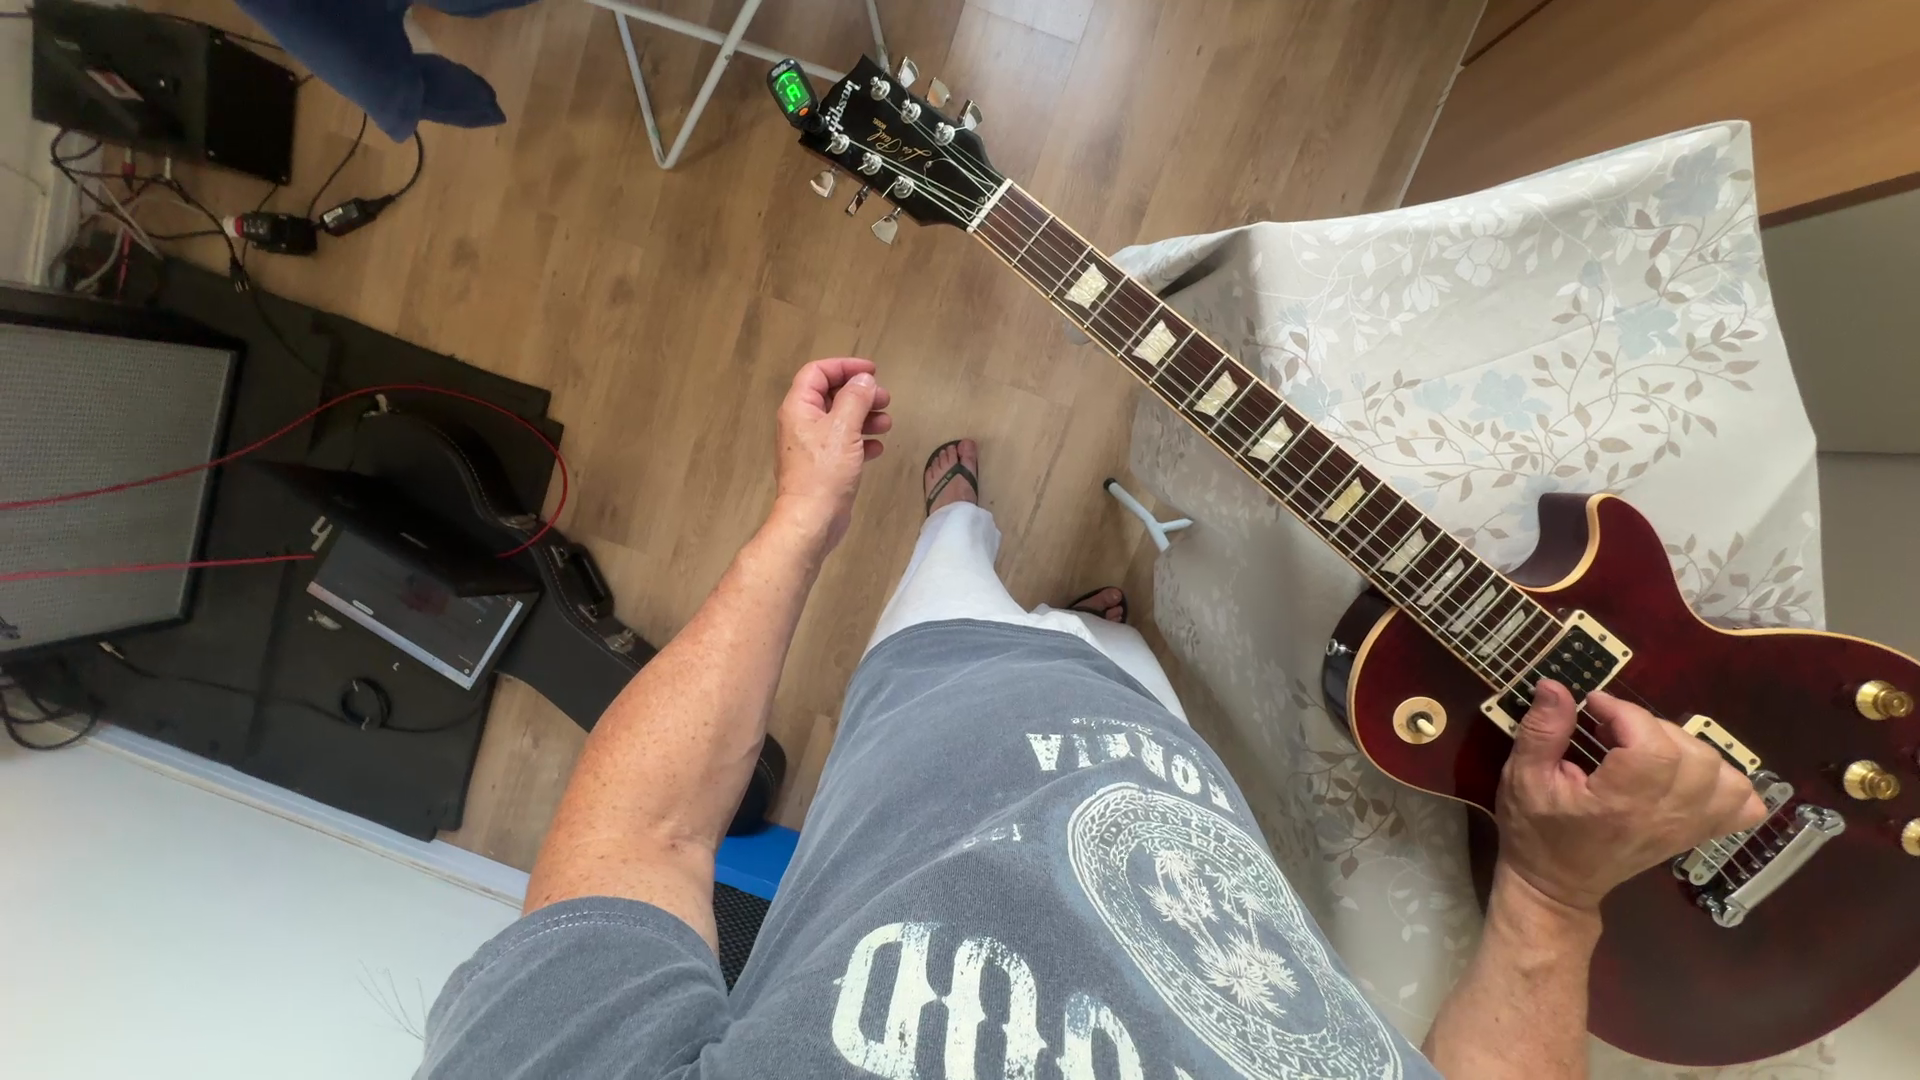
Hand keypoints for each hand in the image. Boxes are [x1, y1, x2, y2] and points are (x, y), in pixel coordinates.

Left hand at [773, 358, 891, 552]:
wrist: (812, 519)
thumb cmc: (824, 471)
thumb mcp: (843, 429)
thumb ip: (855, 399)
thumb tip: (864, 380)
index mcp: (799, 408)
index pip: (817, 373)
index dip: (844, 367)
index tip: (872, 372)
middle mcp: (801, 423)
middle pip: (831, 395)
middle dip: (860, 394)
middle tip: (885, 400)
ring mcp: (812, 446)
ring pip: (840, 420)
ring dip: (864, 417)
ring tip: (886, 424)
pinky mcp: (823, 466)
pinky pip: (843, 444)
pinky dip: (861, 441)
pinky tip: (877, 448)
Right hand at [1495, 681, 1766, 913]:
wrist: (1556, 880)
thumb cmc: (1533, 827)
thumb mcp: (1522, 775)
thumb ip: (1542, 731)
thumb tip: (1555, 686)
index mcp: (1620, 803)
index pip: (1653, 748)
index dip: (1626, 713)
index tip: (1591, 704)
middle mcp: (1666, 817)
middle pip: (1692, 755)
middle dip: (1648, 724)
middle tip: (1607, 725)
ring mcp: (1690, 827)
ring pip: (1723, 774)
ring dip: (1685, 746)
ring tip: (1642, 744)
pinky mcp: (1699, 833)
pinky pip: (1742, 802)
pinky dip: (1723, 778)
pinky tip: (1683, 771)